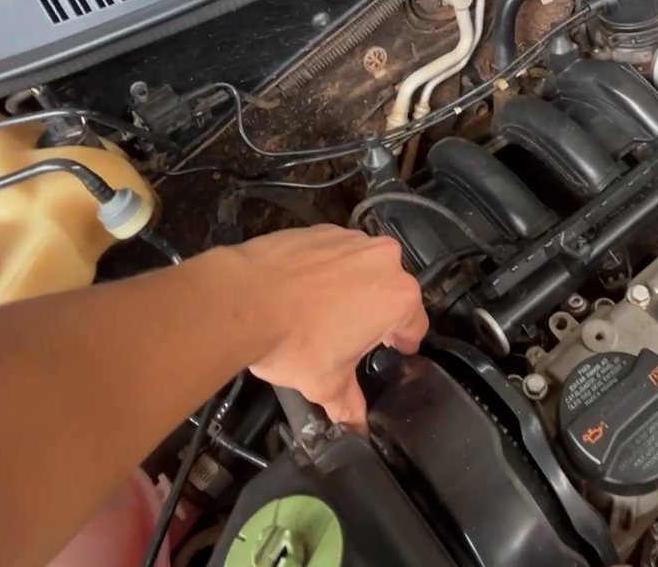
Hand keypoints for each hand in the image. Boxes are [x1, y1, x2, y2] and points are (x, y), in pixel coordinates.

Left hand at [227, 226, 426, 429]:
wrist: (242, 299)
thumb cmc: (294, 341)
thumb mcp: (326, 382)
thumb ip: (349, 404)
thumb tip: (356, 427)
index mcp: (398, 297)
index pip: (415, 325)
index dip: (402, 343)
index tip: (390, 351)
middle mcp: (385, 260)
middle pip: (392, 291)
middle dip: (376, 312)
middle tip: (350, 336)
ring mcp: (353, 239)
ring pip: (364, 268)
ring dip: (353, 287)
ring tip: (323, 313)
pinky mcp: (324, 229)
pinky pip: (337, 253)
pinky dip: (327, 269)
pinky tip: (303, 290)